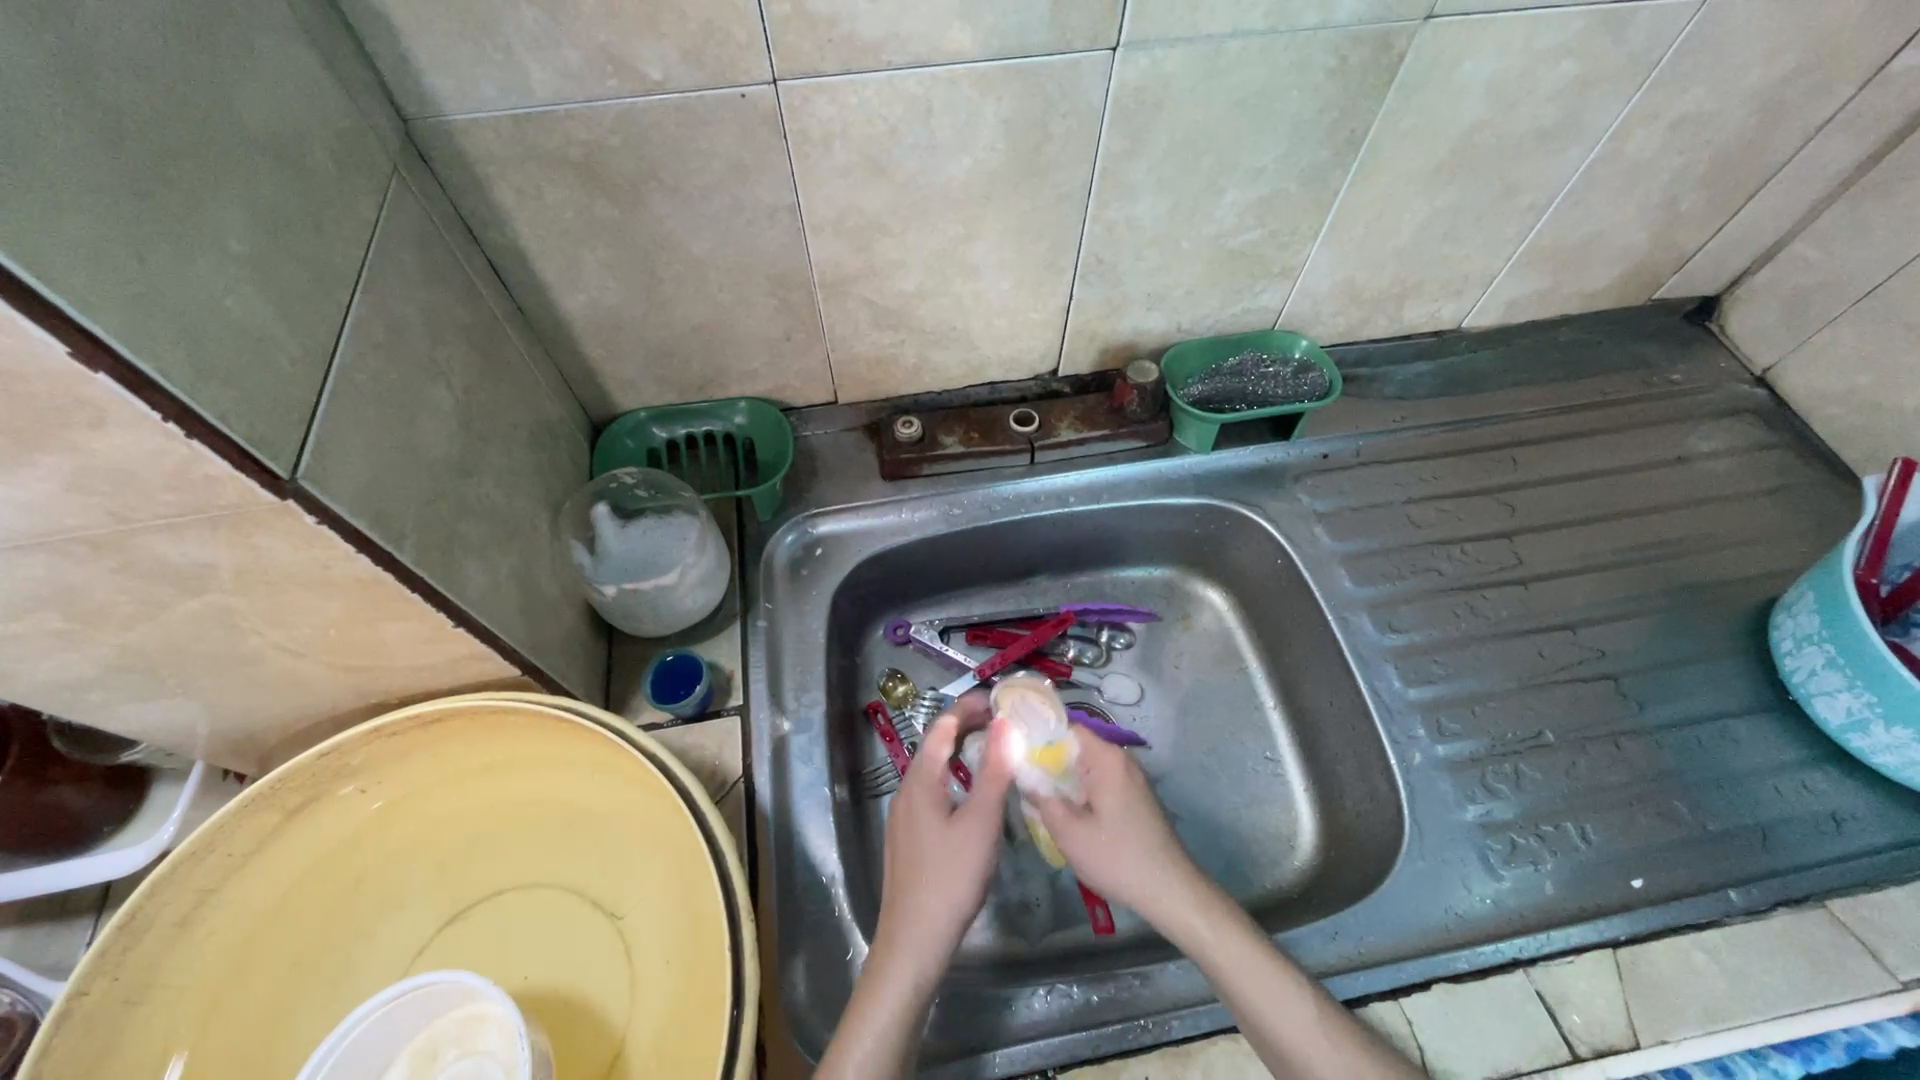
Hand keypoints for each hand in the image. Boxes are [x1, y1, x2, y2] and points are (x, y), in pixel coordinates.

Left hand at [870, 692, 1015, 977]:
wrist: (914, 939)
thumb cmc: (950, 877)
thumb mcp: (981, 822)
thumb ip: (994, 771)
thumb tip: (1006, 725)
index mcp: (919, 781)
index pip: (942, 727)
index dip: (969, 708)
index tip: (1000, 701)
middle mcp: (906, 792)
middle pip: (935, 747)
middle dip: (967, 729)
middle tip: (1003, 724)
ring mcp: (903, 818)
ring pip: (933, 773)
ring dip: (962, 756)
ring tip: (995, 754)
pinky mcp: (908, 840)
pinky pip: (932, 794)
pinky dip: (955, 781)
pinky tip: (974, 799)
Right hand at [1031, 727, 1200, 919]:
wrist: (1169, 890)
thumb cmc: (1117, 858)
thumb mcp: (1069, 833)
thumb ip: (1043, 799)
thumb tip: (1026, 776)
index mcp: (1107, 759)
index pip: (1067, 728)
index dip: (1039, 736)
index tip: (1016, 753)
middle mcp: (1122, 760)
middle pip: (1077, 748)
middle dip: (1049, 763)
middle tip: (1021, 782)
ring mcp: (1132, 779)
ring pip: (1088, 768)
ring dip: (1065, 782)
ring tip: (1039, 800)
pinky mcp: (1136, 798)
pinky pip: (1101, 783)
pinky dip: (1082, 793)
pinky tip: (1068, 815)